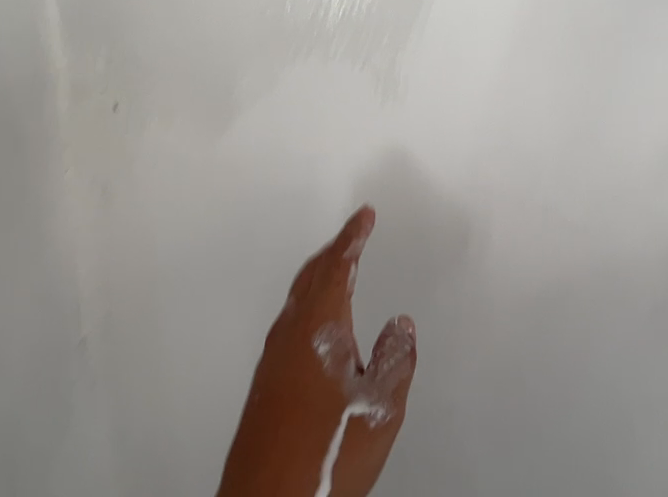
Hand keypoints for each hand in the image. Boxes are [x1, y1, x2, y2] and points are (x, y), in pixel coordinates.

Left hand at [216, 207, 416, 496]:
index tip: (363, 215)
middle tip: (352, 232)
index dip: (352, 235)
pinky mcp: (266, 378)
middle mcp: (290, 333)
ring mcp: (273, 355)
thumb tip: (401, 327)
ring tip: (337, 264)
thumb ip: (396, 360)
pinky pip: (290, 319)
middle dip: (334, 248)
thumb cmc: (323, 453)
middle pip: (312, 274)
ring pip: (298, 296)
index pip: (338, 266)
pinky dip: (308, 301)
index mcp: (319, 327)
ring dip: (320, 273)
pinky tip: (316, 318)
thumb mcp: (381, 407)